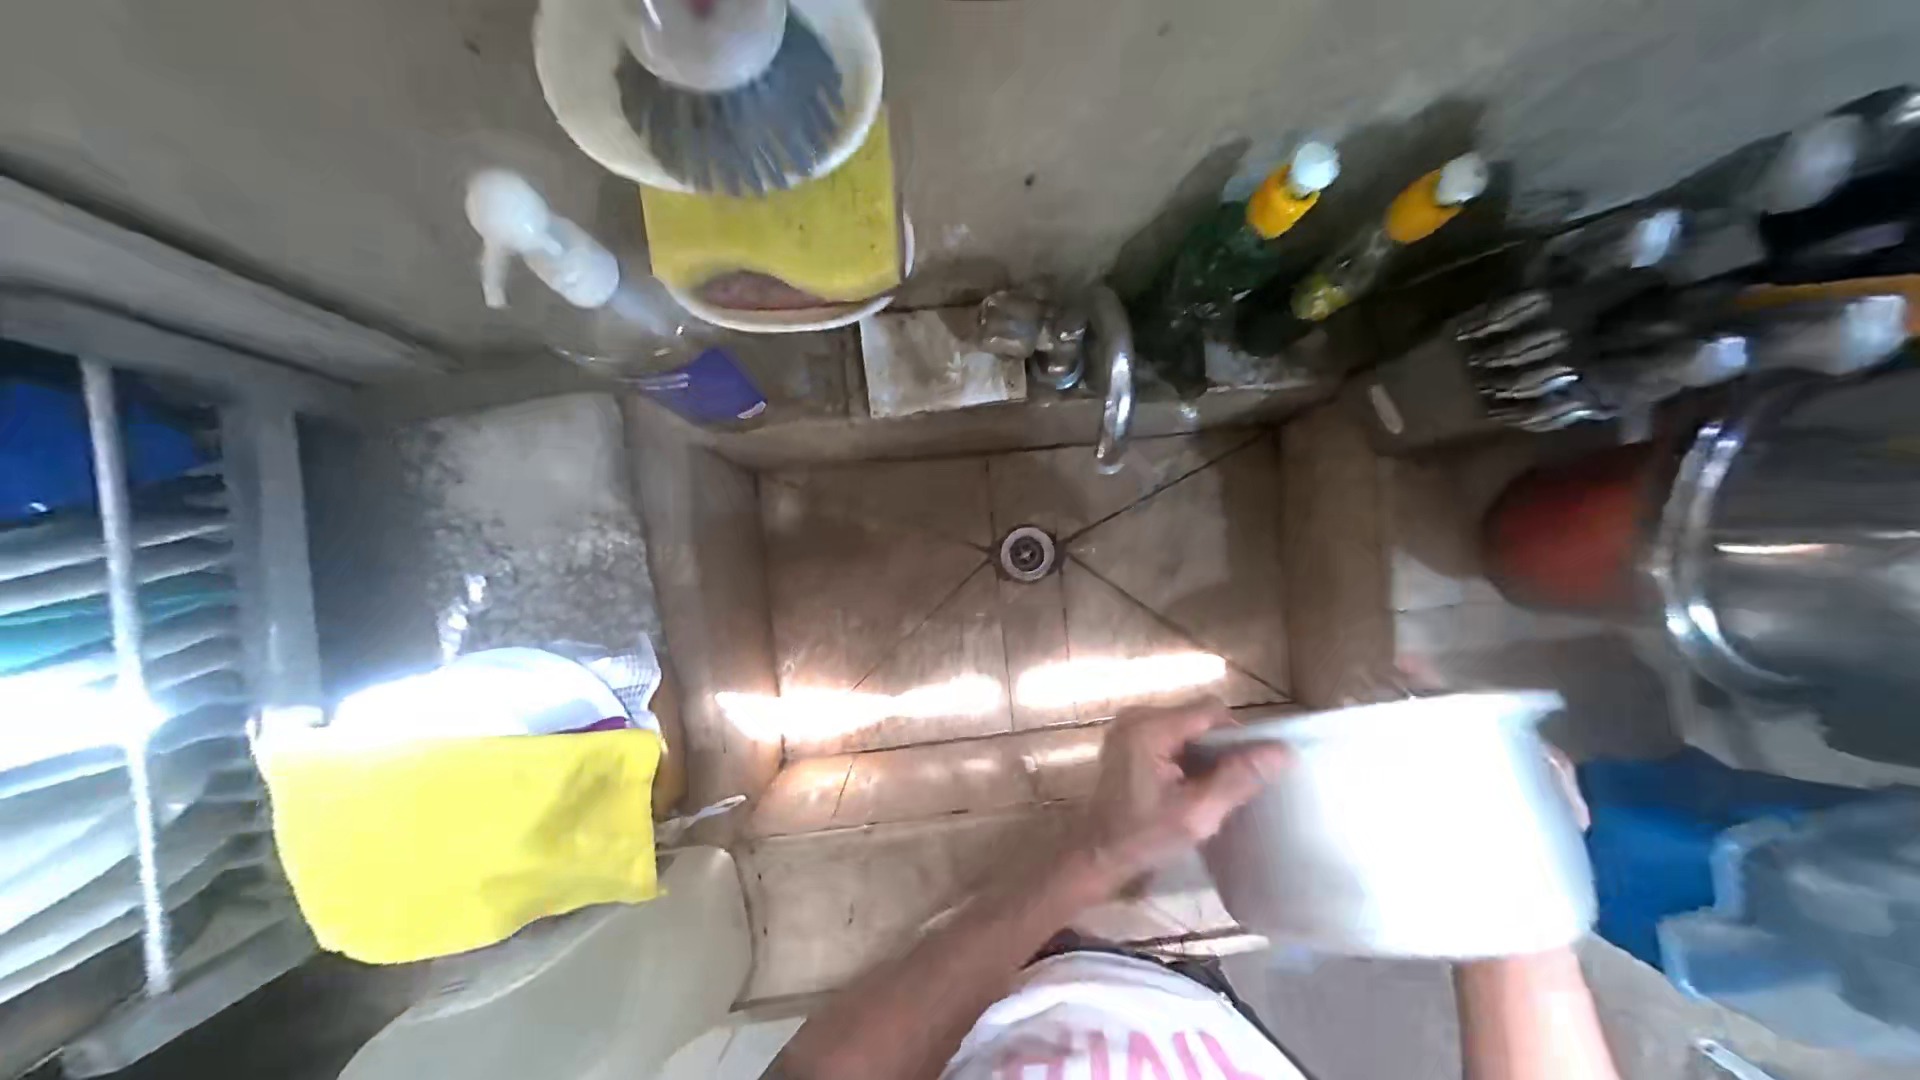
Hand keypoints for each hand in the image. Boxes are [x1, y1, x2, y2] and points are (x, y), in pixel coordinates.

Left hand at [1074, 697, 1289, 889]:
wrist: (1098, 853)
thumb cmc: (1145, 836)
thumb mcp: (1198, 813)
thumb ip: (1238, 778)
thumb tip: (1282, 751)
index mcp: (1149, 727)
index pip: (1210, 710)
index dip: (1237, 734)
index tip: (1250, 768)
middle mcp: (1136, 716)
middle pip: (1198, 715)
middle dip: (1220, 746)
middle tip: (1230, 783)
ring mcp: (1129, 725)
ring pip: (1186, 725)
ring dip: (1203, 752)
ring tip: (1211, 786)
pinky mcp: (1128, 738)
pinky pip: (1170, 734)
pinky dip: (1186, 754)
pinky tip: (1190, 784)